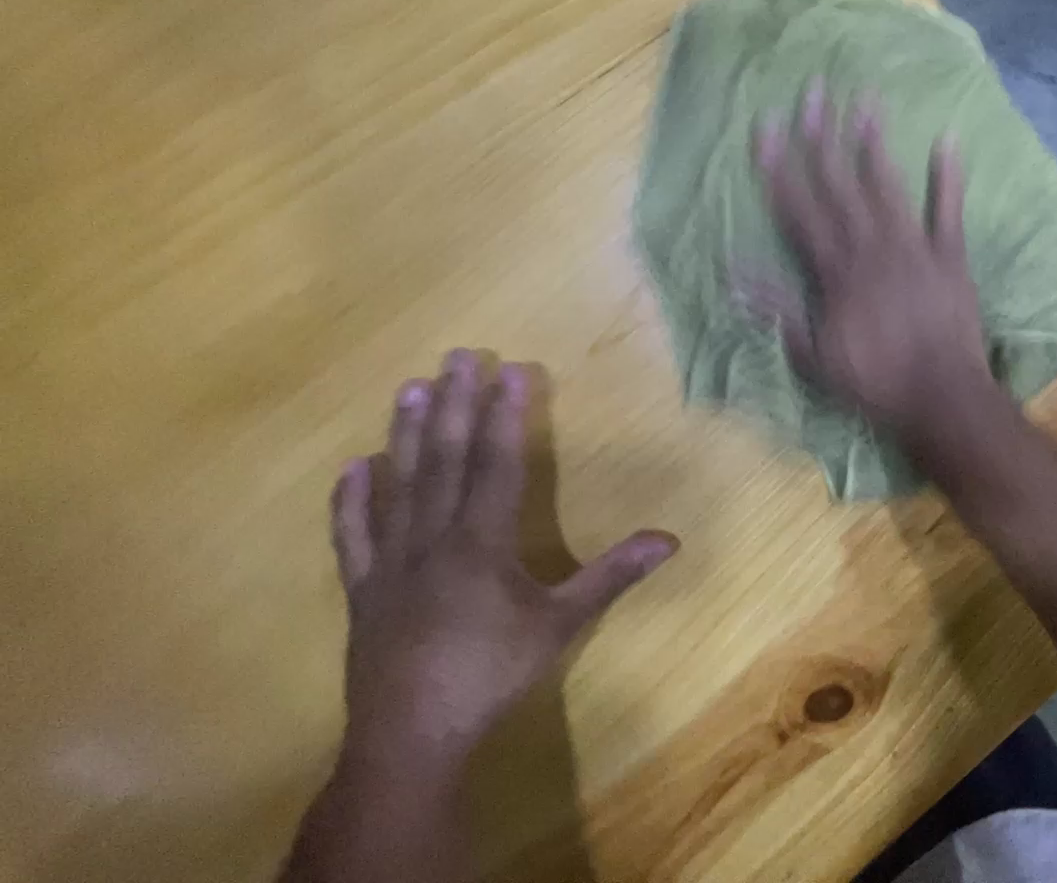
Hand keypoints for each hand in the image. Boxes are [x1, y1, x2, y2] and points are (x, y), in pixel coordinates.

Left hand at [328, 351, 677, 769]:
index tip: (511, 370)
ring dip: (406, 434)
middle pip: (445, 460)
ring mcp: (391, 563)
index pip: (496, 463)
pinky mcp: (364, 590)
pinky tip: (355, 466)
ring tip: (411, 388)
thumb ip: (612, 576)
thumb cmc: (493, 673)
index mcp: (481, 543)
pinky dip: (352, 500)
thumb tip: (668, 539)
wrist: (410, 736)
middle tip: (456, 356)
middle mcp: (433, 539)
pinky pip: (355, 535)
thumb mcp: (563, 622)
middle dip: (455, 406)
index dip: (505, 414)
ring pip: (399, 485)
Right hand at [744, 81, 995, 434]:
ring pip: (888, 187)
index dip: (780, 166)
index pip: (799, 209)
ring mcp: (914, 248)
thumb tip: (734, 270)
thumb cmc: (873, 380)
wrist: (940, 395)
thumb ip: (777, 309)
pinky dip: (948, 177)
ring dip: (875, 143)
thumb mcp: (814, 355)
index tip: (767, 125)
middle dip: (823, 136)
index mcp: (835, 270)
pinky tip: (947, 140)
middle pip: (841, 184)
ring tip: (866, 99)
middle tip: (815, 89)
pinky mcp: (951, 257)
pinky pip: (949, 210)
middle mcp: (871, 247)